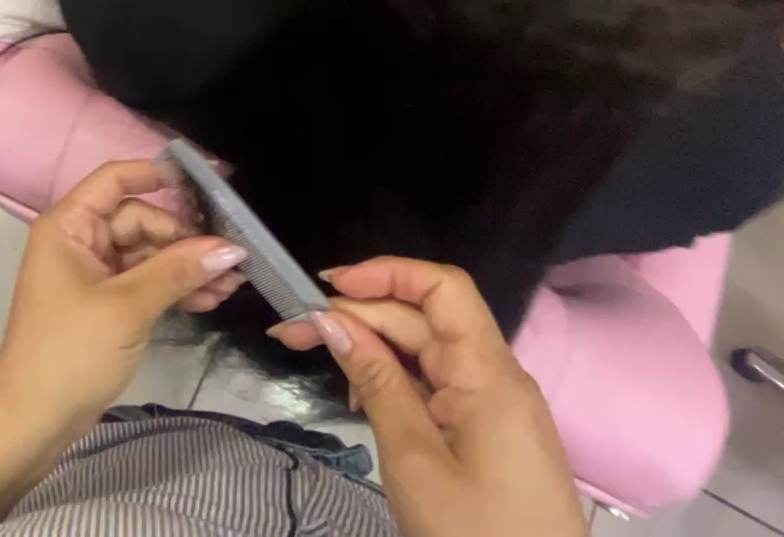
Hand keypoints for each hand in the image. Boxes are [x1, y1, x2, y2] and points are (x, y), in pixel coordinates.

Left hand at [0, 159, 246, 432]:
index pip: (114, 180)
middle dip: (183, 239)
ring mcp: (91, 272)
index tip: (204, 180)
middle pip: (138, 219)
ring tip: (231, 286)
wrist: (34, 416)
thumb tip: (229, 247)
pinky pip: (144, 281)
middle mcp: (78, 240)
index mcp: (68, 225)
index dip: (155, 173)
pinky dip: (173, 288)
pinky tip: (210, 300)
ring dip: (185, 267)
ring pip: (146, 253)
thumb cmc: (71, 350)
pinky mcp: (104, 302)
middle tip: (230, 261)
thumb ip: (177, 271)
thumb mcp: (127, 307)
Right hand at [272, 258, 588, 536]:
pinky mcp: (482, 430)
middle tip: (290, 331)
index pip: (442, 288)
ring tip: (311, 356)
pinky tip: (355, 392)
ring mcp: (489, 404)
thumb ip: (373, 378)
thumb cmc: (475, 535)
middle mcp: (493, 377)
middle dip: (353, 315)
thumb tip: (328, 318)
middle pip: (418, 319)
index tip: (328, 286)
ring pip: (419, 349)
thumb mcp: (411, 455)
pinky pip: (429, 382)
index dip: (385, 273)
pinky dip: (388, 376)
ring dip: (365, 345)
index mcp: (488, 374)